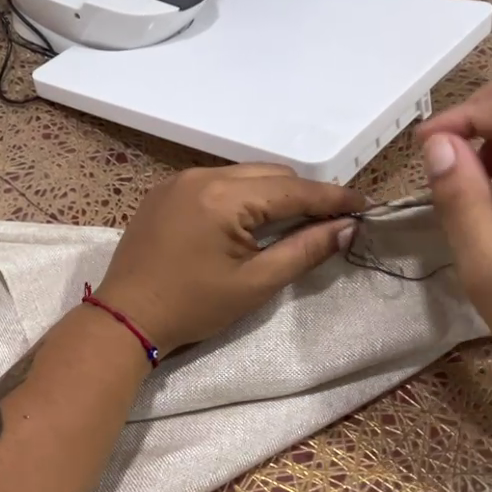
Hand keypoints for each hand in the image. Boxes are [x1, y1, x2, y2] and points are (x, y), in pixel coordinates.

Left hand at [93, 165, 365, 354]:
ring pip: (242, 176)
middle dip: (303, 195)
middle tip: (331, 220)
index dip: (333, 198)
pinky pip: (215, 182)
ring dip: (271, 194)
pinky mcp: (163, 192)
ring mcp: (178, 181)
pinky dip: (239, 195)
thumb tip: (347, 228)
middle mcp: (201, 176)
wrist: (126, 316)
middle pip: (269, 175)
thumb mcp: (255, 283)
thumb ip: (304, 250)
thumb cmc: (192, 305)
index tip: (365, 207)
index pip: (294, 189)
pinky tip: (250, 220)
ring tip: (295, 221)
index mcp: (225, 196)